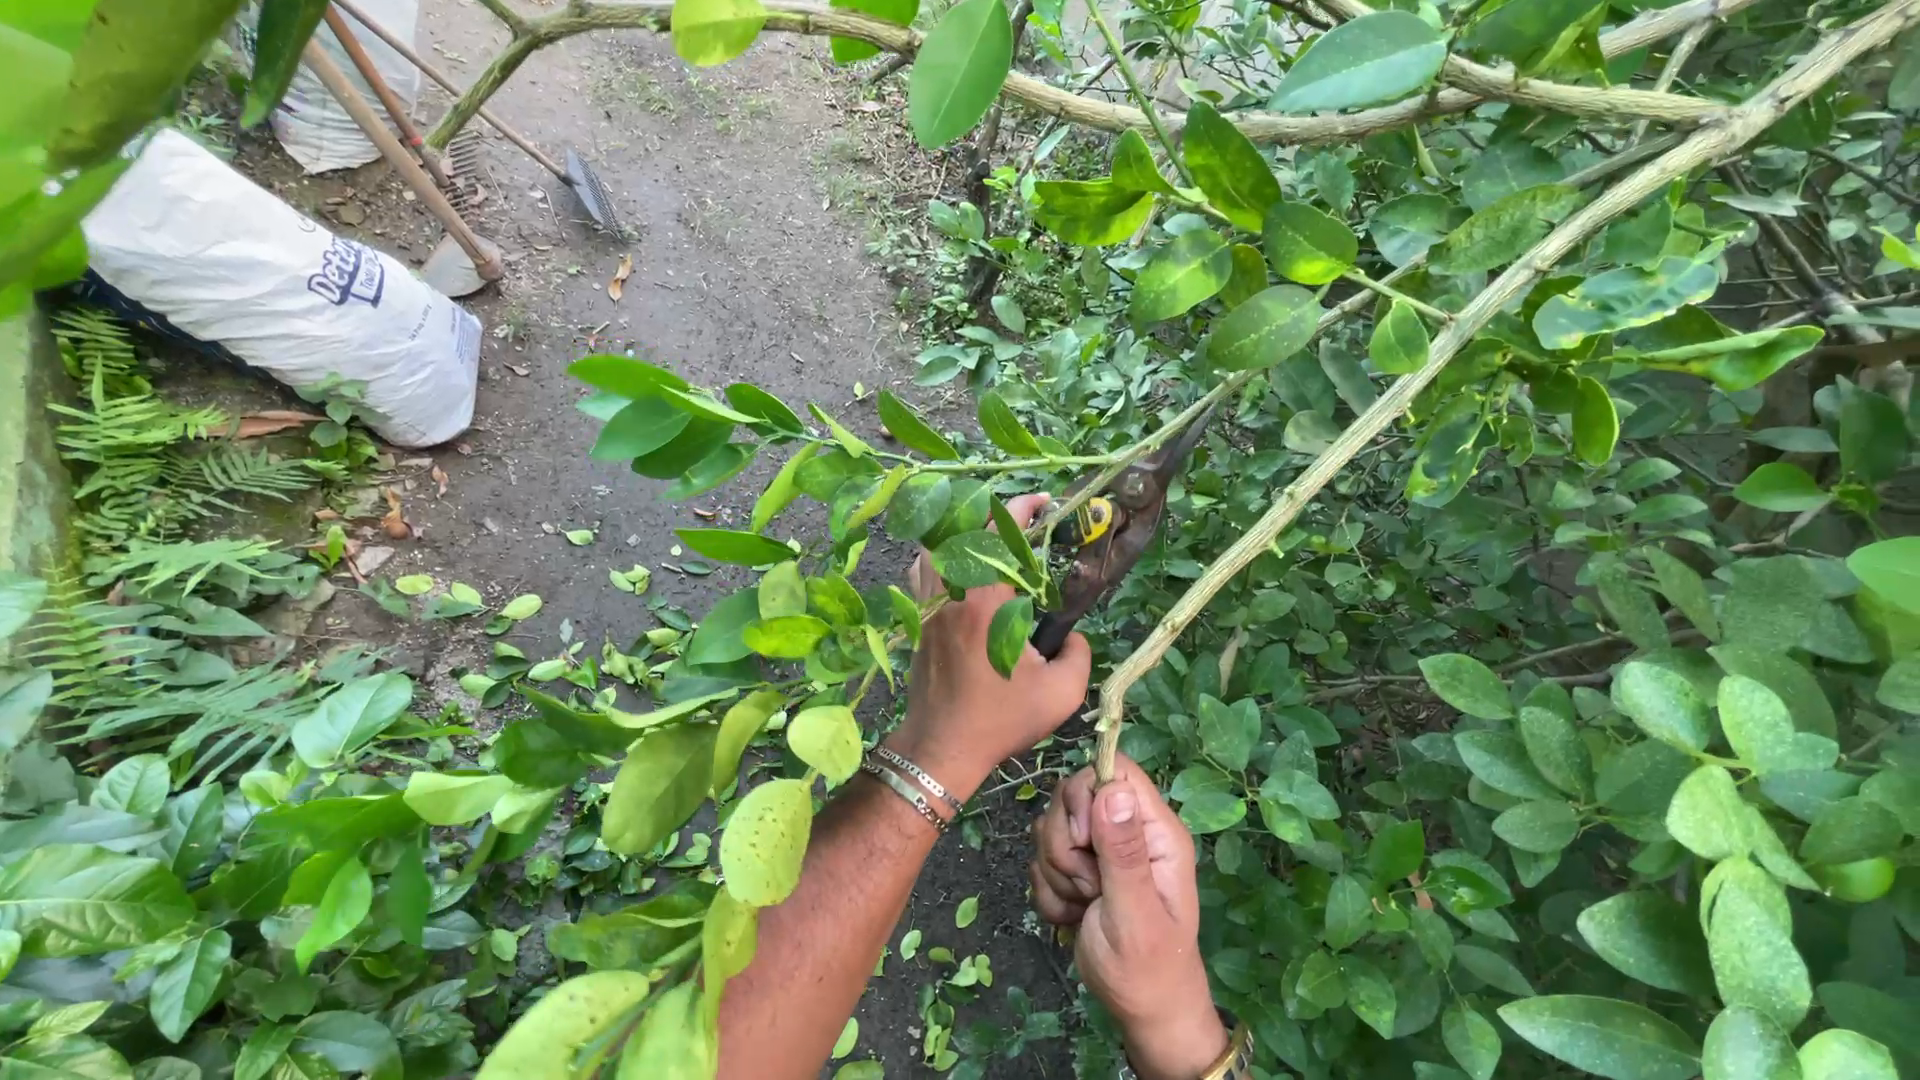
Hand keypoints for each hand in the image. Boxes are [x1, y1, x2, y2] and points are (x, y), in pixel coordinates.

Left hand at [888, 494, 1090, 800]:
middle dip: (994, 514)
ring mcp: (927, 606)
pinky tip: (960, 573)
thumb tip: (1075, 635)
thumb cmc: (1000, 720)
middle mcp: (950, 594)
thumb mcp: (1061, 693)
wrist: (942, 747)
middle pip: (961, 530)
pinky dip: (938, 558)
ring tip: (990, 542)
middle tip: (1023, 521)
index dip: (1021, 508)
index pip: (998, 535)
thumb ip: (1079, 654)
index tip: (1043, 501)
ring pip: (933, 546)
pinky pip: (921, 573)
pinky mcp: (917, 621)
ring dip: (960, 534)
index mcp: (985, 603)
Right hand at [1030, 758, 1225, 1079]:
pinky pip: (1042, 857)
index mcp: (1155, 831)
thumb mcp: (1136, 914)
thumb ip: (1124, 852)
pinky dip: (1049, 888)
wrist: (1141, 1011)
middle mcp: (1128, 829)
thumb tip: (1112, 789)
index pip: (1115, 772)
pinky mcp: (1078, 868)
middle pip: (1073, 795)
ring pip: (1052, 826)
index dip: (1086, 794)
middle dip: (1064, 843)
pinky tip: (1072, 914)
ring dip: (1056, 871)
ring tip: (1084, 904)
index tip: (1081, 838)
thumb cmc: (1148, 968)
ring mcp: (1102, 848)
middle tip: (1087, 886)